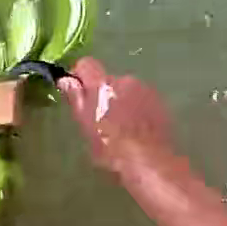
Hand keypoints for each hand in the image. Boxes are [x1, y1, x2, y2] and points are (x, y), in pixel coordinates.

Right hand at [58, 57, 178, 177]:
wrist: (149, 161)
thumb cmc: (111, 148)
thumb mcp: (86, 126)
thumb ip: (76, 99)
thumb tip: (66, 80)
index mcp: (102, 85)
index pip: (86, 64)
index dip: (81, 76)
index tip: (80, 92)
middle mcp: (125, 80)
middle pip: (108, 80)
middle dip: (104, 94)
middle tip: (103, 119)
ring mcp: (145, 89)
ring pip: (127, 90)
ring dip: (122, 101)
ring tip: (123, 127)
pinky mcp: (160, 101)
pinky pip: (142, 99)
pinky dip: (138, 108)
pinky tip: (138, 129)